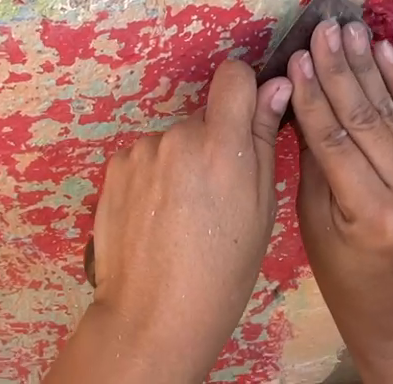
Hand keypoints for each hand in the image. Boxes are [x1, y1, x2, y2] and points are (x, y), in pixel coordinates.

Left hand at [46, 59, 291, 383]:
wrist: (152, 316)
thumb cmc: (222, 271)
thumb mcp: (260, 208)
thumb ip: (264, 138)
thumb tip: (276, 85)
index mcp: (222, 145)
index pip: (233, 75)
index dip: (243, 90)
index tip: (245, 115)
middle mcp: (179, 136)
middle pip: (203, 118)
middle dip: (211, 144)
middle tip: (213, 196)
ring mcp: (142, 149)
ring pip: (173, 142)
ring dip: (179, 163)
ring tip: (180, 215)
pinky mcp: (115, 165)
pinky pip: (144, 158)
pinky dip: (151, 178)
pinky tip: (154, 216)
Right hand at [290, 19, 392, 383]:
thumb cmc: (341, 270)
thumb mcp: (312, 219)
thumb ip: (312, 157)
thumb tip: (299, 92)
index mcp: (373, 216)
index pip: (335, 142)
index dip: (314, 95)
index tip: (298, 55)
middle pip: (367, 120)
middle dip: (340, 69)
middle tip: (325, 28)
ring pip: (392, 112)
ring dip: (368, 66)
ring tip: (350, 28)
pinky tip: (384, 50)